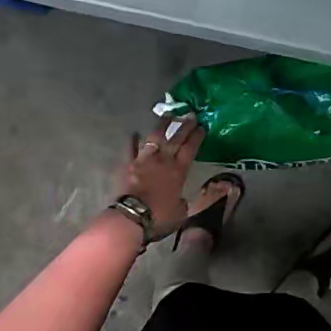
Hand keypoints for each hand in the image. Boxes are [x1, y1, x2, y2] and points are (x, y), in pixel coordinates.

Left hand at [114, 115, 203, 238]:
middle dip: (185, 125)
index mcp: (178, 170)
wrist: (131, 217)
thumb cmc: (160, 216)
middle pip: (175, 138)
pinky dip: (133, 140)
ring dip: (162, 125)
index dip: (197, 136)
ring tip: (169, 114)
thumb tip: (191, 197)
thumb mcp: (183, 211)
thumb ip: (188, 201)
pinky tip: (134, 133)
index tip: (202, 125)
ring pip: (154, 136)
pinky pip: (131, 148)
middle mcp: (163, 160)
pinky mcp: (128, 163)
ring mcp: (144, 159)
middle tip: (191, 114)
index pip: (191, 148)